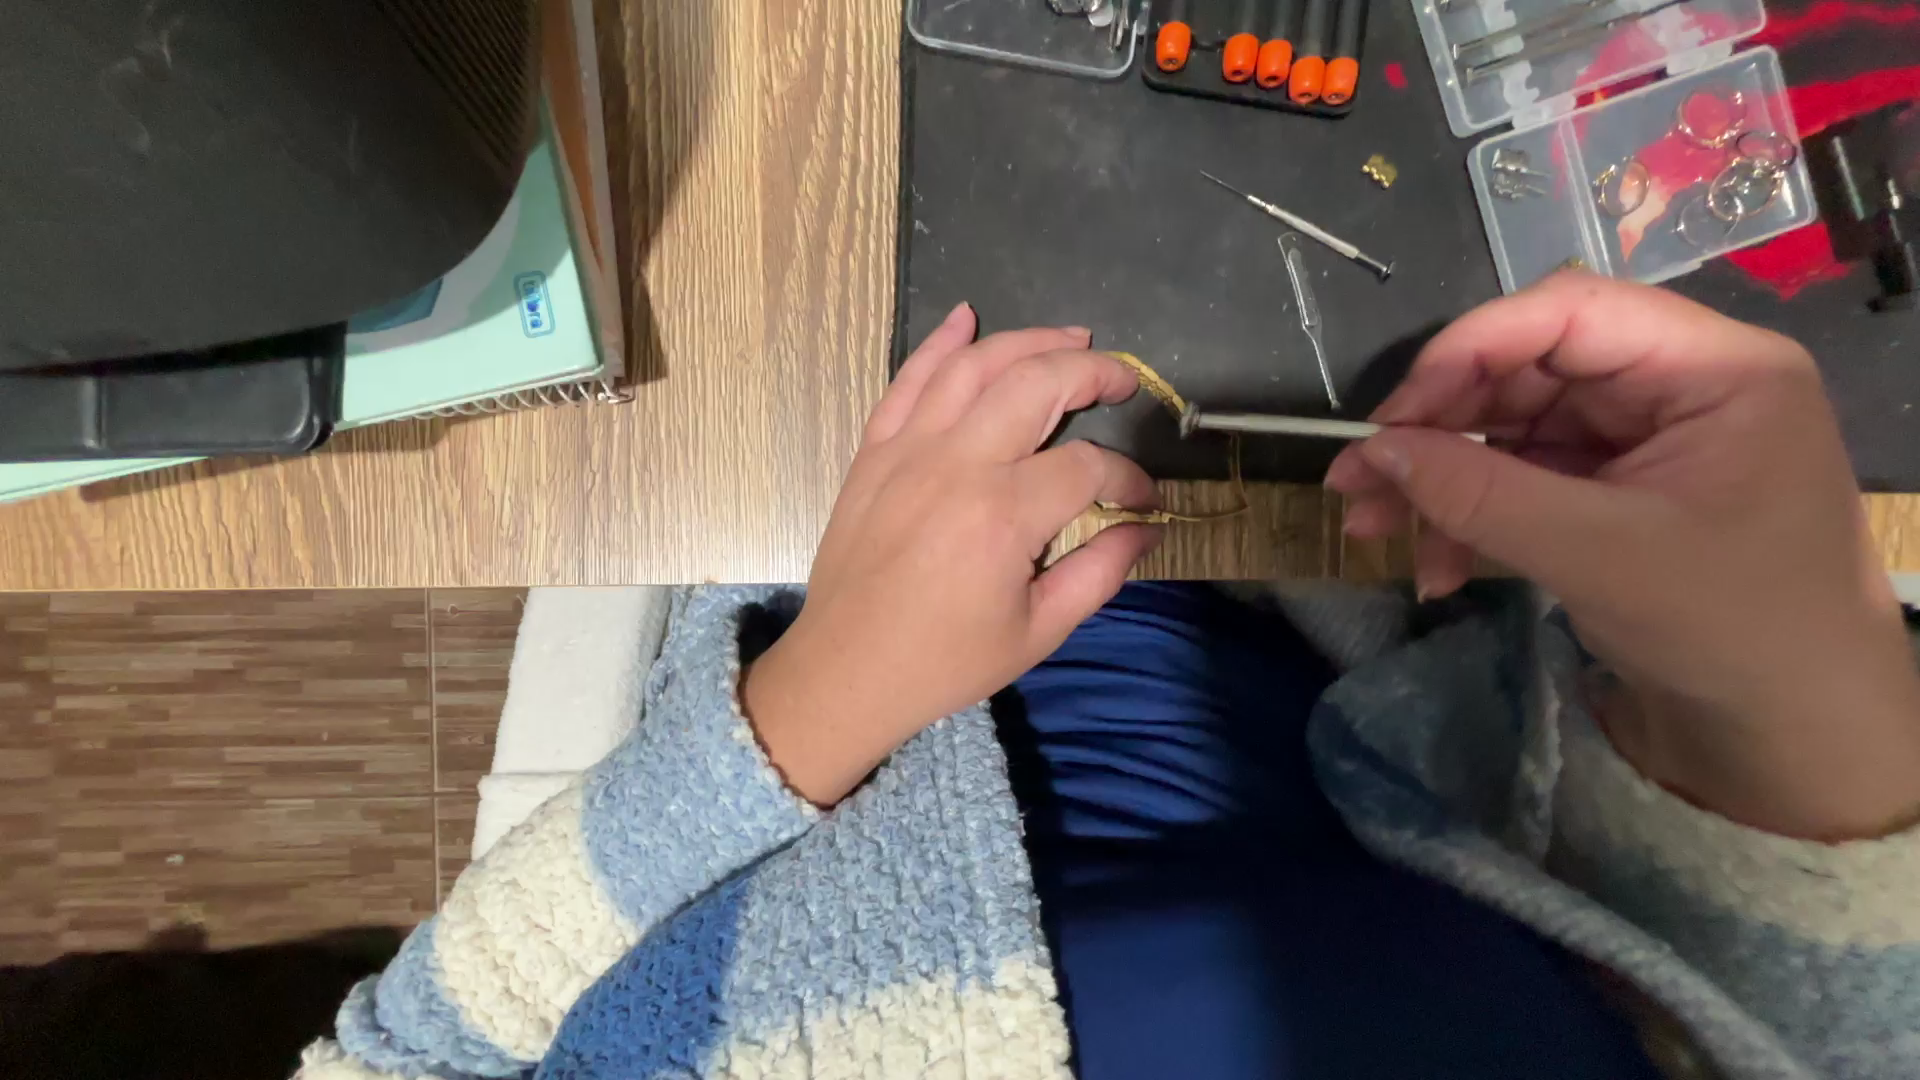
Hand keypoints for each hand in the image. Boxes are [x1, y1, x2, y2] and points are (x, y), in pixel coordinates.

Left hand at [743, 304, 1161, 804]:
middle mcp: (956, 465)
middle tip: (1123, 380)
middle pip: (1036, 384)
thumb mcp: (1037, 632)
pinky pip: (906, 381)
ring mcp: (907, 450)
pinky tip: (965, 317)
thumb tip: (1147, 529)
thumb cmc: (944, 662)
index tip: (1144, 501)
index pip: (1086, 467)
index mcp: (1002, 516)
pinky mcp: (874, 452)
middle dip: (1092, 370)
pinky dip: (939, 344)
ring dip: (1027, 340)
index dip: (1128, 479)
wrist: (846, 670)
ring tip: (1070, 336)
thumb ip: (1100, 573)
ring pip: (972, 365)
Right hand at [1325, 273, 1919, 838]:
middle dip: (1428, 432)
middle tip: (1353, 480)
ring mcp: (1623, 440)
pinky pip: (1502, 481)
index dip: (1466, 350)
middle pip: (1514, 374)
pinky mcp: (1592, 487)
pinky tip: (1435, 569)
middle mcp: (1663, 389)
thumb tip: (1372, 449)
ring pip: (1495, 431)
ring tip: (1369, 528)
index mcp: (1707, 371)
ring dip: (1428, 482)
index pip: (1566, 314)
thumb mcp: (1594, 553)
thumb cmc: (1727, 624)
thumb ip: (1477, 493)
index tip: (1390, 417)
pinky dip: (1458, 521)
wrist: (1776, 721)